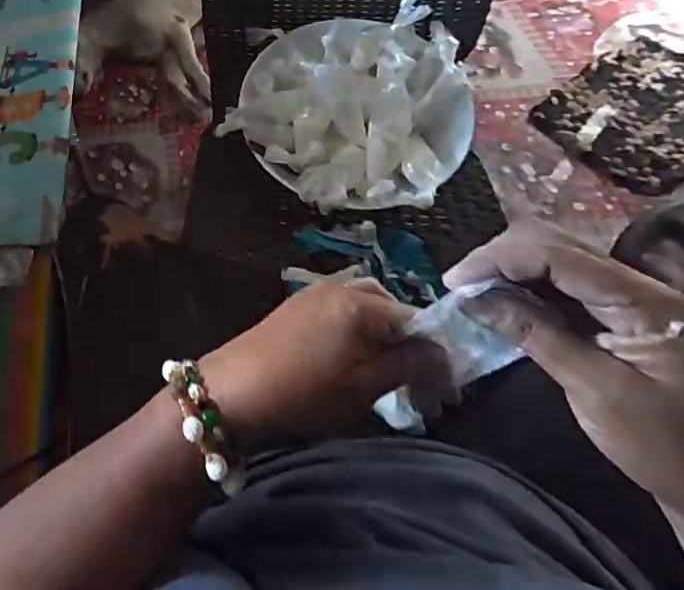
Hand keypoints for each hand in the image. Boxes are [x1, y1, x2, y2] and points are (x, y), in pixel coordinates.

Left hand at [198, 278, 444, 447]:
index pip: (418, 321)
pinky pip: (341, 310)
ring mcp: (313, 293)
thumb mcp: (365, 386)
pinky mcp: (296, 306)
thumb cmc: (305, 390)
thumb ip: (407, 364)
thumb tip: (440, 355)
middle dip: (411, 343)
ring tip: (392, 376)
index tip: (447, 397)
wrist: (235, 388)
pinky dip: (359, 332)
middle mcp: (338, 287)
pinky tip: (358, 362)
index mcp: (360, 302)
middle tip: (422, 386)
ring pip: (366, 307)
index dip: (438, 358)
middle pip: (392, 308)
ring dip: (385, 337)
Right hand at [446, 228, 683, 528]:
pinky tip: (501, 300)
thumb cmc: (668, 447)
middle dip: (499, 258)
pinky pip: (559, 279)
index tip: (455, 282)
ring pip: (552, 254)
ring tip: (474, 292)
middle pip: (553, 242)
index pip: (557, 253)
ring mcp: (629, 296)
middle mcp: (640, 285)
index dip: (498, 259)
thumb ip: (534, 333)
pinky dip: (523, 283)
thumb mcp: (595, 391)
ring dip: (507, 268)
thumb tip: (470, 298)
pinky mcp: (616, 309)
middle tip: (461, 287)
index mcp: (648, 302)